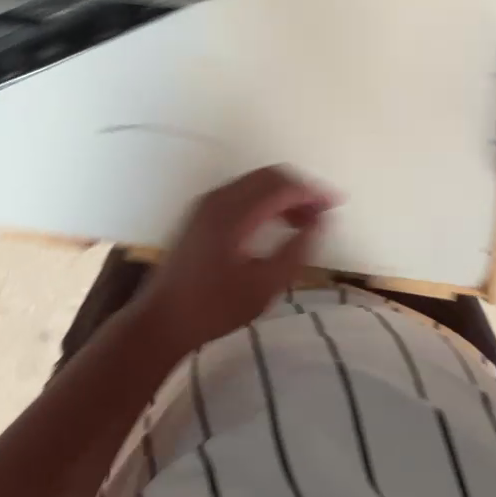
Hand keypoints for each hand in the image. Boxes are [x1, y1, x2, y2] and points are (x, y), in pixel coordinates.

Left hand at [132, 167, 334, 354]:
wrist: (160, 321)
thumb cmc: (214, 309)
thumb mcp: (264, 287)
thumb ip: (297, 251)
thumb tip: (320, 223)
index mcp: (234, 212)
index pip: (282, 184)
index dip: (313, 191)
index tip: (335, 204)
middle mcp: (218, 198)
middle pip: (269, 176)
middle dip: (300, 189)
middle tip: (322, 213)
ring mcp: (206, 204)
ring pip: (254, 182)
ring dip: (282, 195)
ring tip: (303, 223)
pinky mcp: (200, 214)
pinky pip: (241, 192)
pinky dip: (264, 200)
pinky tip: (274, 226)